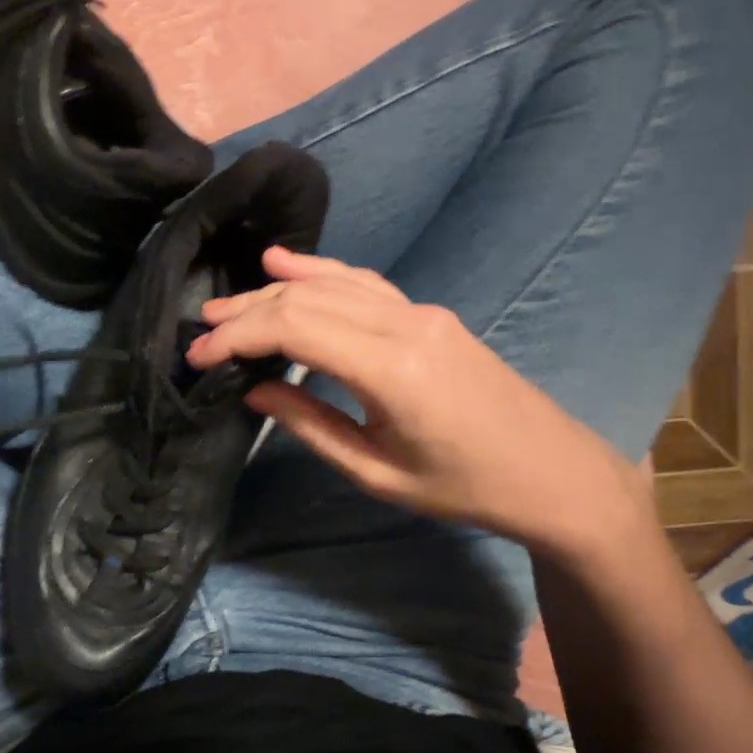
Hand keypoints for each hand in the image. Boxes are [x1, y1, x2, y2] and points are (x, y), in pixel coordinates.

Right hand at [186, 247, 650, 561]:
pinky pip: (363, 284)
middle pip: (306, 299)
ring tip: (226, 305)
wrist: (553, 473)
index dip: (238, 336)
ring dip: (274, 291)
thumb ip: (309, 424)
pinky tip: (285, 263)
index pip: (294, 328)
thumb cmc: (463, 488)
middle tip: (200, 331)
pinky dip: (319, 272)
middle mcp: (406, 325)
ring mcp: (421, 313)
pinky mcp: (428, 315)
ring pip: (331, 284)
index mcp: (392, 369)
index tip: (199, 356)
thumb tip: (254, 388)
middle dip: (246, 312)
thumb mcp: (375, 472)